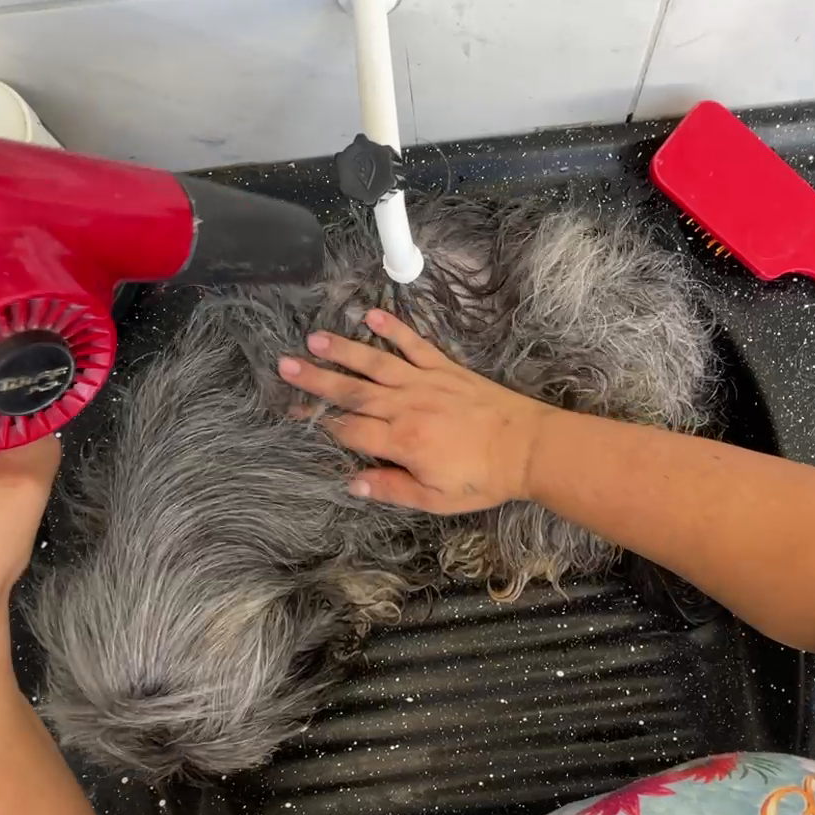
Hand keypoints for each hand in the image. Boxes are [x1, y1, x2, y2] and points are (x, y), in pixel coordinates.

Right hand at [277, 309, 554, 512]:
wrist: (529, 448)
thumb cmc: (484, 478)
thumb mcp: (436, 498)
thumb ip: (393, 488)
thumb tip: (353, 483)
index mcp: (402, 441)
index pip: (350, 430)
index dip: (320, 424)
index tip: (295, 415)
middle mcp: (407, 406)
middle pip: (353, 391)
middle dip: (316, 380)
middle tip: (285, 365)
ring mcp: (426, 383)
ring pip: (376, 363)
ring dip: (344, 350)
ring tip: (315, 338)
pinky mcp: (446, 369)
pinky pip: (415, 344)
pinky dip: (394, 329)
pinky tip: (371, 316)